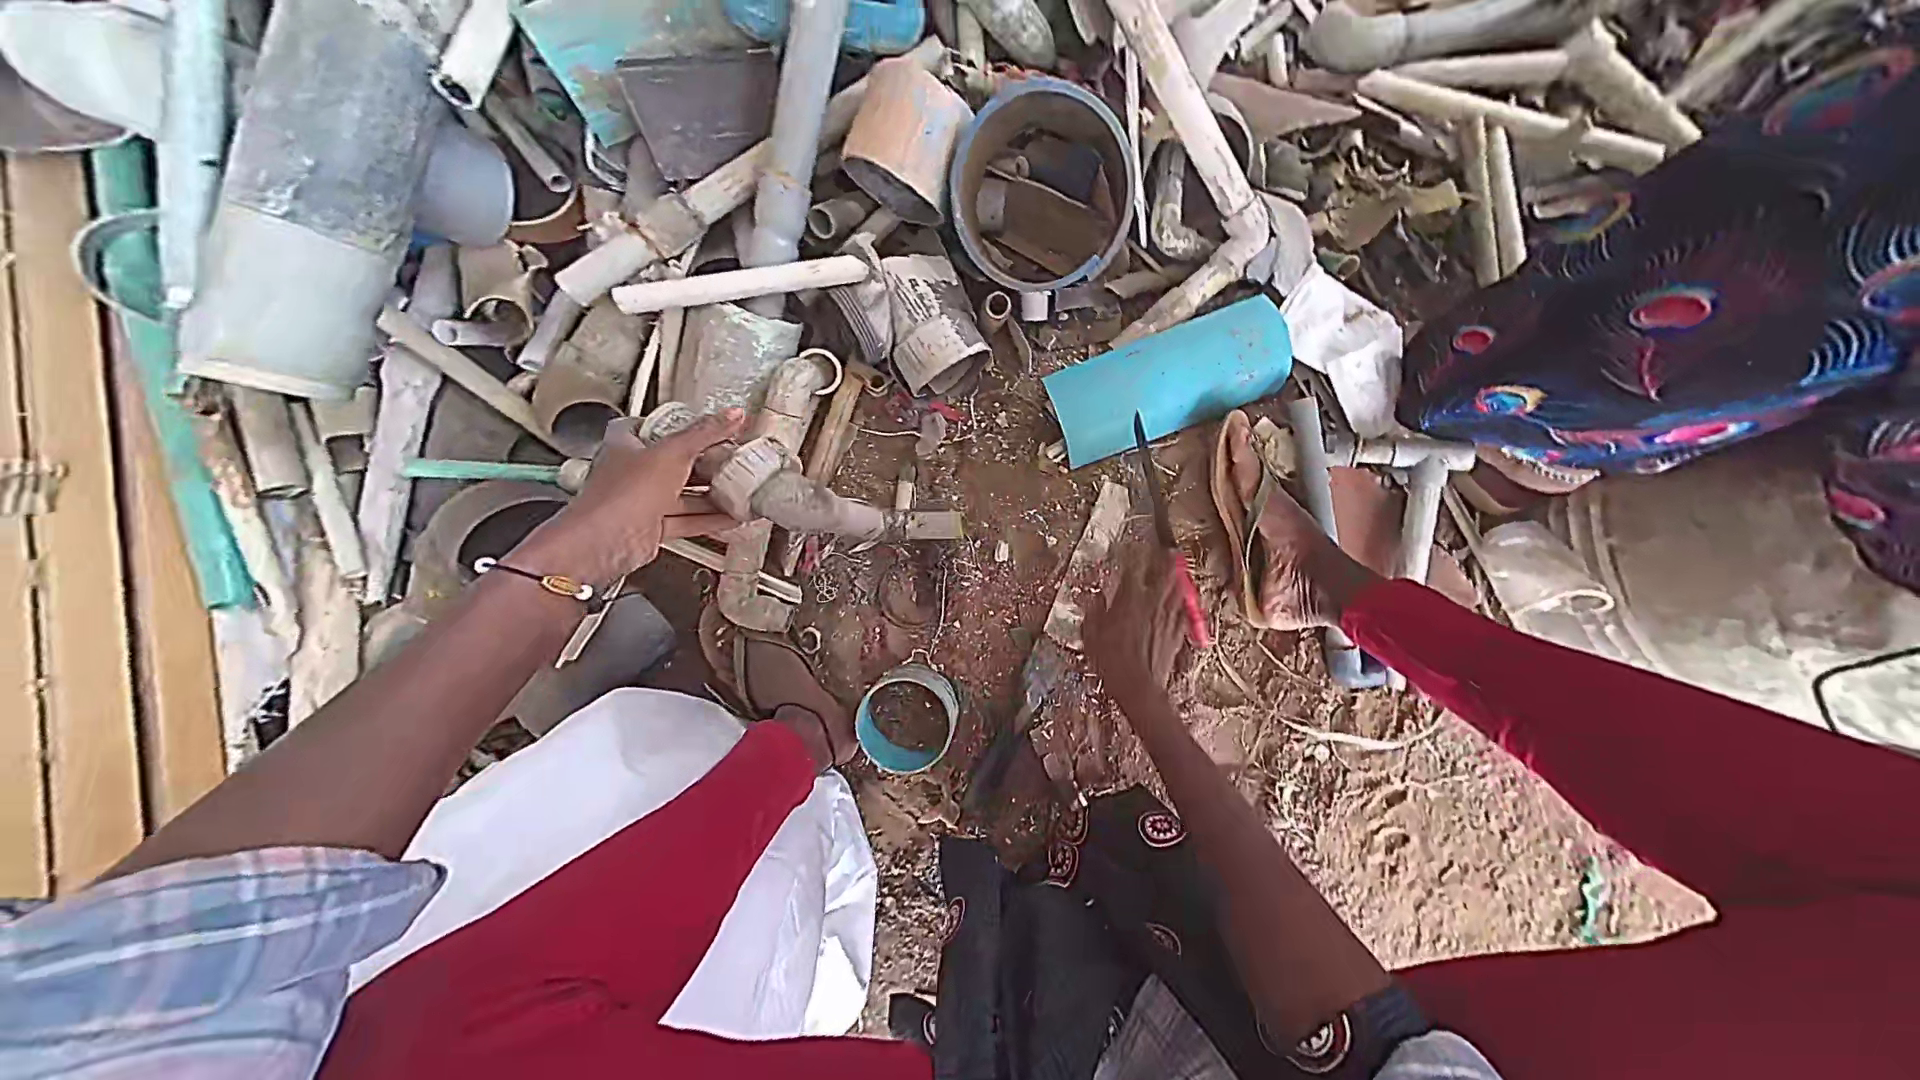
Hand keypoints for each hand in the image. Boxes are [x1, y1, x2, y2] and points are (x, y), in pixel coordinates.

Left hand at [512, 409, 745, 583]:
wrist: (605, 542)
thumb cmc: (622, 494)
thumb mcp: (673, 453)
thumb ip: (705, 434)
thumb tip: (731, 415)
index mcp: (626, 446)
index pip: (651, 427)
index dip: (675, 425)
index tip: (703, 426)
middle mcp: (632, 473)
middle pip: (673, 464)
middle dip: (704, 465)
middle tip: (730, 462)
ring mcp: (642, 502)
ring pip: (682, 495)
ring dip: (711, 496)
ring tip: (737, 491)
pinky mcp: (652, 528)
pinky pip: (686, 521)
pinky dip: (709, 520)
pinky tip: (730, 518)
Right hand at [1083, 543, 1187, 710]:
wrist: (1139, 687)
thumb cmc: (1111, 660)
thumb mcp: (1092, 634)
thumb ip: (1094, 611)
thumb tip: (1094, 598)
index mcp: (1130, 600)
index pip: (1133, 569)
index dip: (1134, 555)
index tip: (1132, 546)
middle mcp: (1152, 604)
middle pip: (1163, 575)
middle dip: (1165, 560)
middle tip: (1168, 549)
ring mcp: (1168, 618)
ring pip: (1177, 590)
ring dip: (1178, 576)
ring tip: (1180, 566)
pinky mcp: (1178, 633)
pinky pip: (1183, 611)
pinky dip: (1184, 601)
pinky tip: (1184, 598)